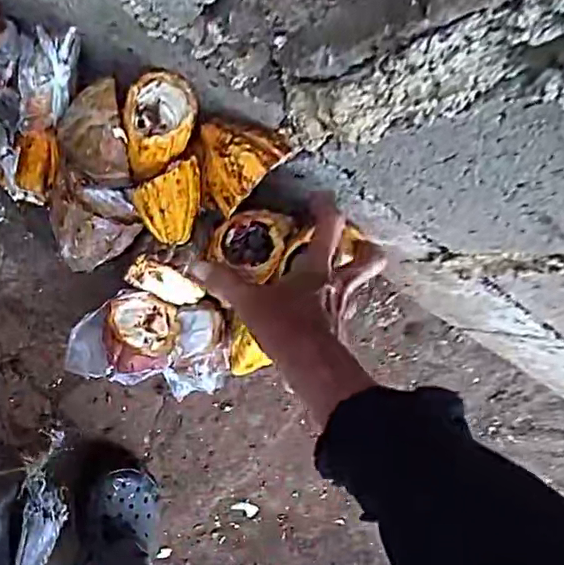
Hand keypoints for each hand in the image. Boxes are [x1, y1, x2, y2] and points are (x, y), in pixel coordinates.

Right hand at [194, 192, 387, 423]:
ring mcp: (340, 308)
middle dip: (362, 245)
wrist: (311, 365)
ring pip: (358, 286)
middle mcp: (336, 284)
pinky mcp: (336, 332)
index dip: (325, 208)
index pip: (330, 226)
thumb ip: (225, 283)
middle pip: (366, 257)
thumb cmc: (286, 327)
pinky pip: (339, 314)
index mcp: (317, 268)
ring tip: (337, 277)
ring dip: (352, 277)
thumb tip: (197, 266)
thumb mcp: (250, 303)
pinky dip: (332, 310)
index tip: (319, 199)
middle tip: (352, 241)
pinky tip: (318, 315)